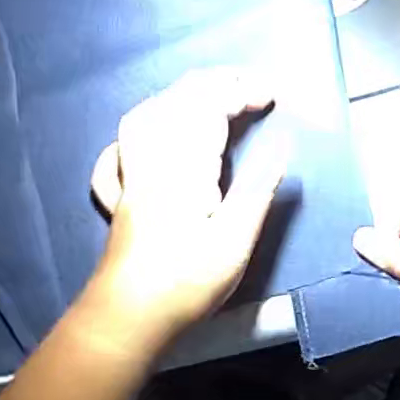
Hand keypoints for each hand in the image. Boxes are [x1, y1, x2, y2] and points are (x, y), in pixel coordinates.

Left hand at [79, 69, 288, 358]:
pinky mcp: (120, 199)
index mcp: (184, 165)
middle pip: (176, 101)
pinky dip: (133, 137)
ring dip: (177, 98)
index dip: (241, 92)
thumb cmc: (187, 281)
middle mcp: (152, 160)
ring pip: (145, 117)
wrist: (130, 316)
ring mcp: (130, 177)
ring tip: (205, 96)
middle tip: (249, 86)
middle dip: (214, 84)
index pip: (209, 107)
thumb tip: (282, 149)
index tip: (271, 97)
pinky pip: (117, 155)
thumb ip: (258, 190)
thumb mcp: (235, 240)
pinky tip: (143, 138)